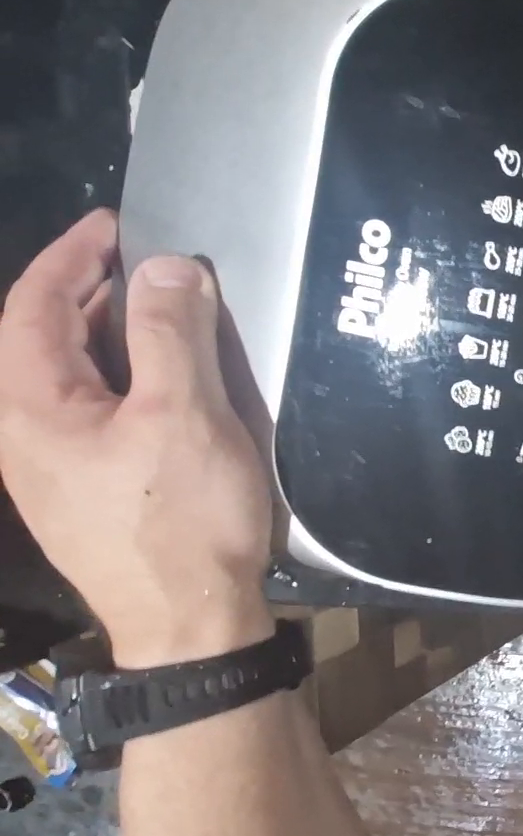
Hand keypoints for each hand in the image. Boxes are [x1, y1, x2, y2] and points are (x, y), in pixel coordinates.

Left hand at [0, 210, 273, 668]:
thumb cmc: (182, 510)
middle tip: (146, 262)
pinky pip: (92, 405)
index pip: (31, 308)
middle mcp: (24, 428)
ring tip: (160, 310)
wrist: (186, 610)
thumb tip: (166, 267)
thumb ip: (171, 338)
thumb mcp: (185, 416)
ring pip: (66, 374)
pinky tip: (163, 379)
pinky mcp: (88, 482)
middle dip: (84, 290)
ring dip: (105, 332)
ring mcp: (51, 460)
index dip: (71, 258)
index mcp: (30, 405)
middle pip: (38, 339)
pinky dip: (122, 372)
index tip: (114, 225)